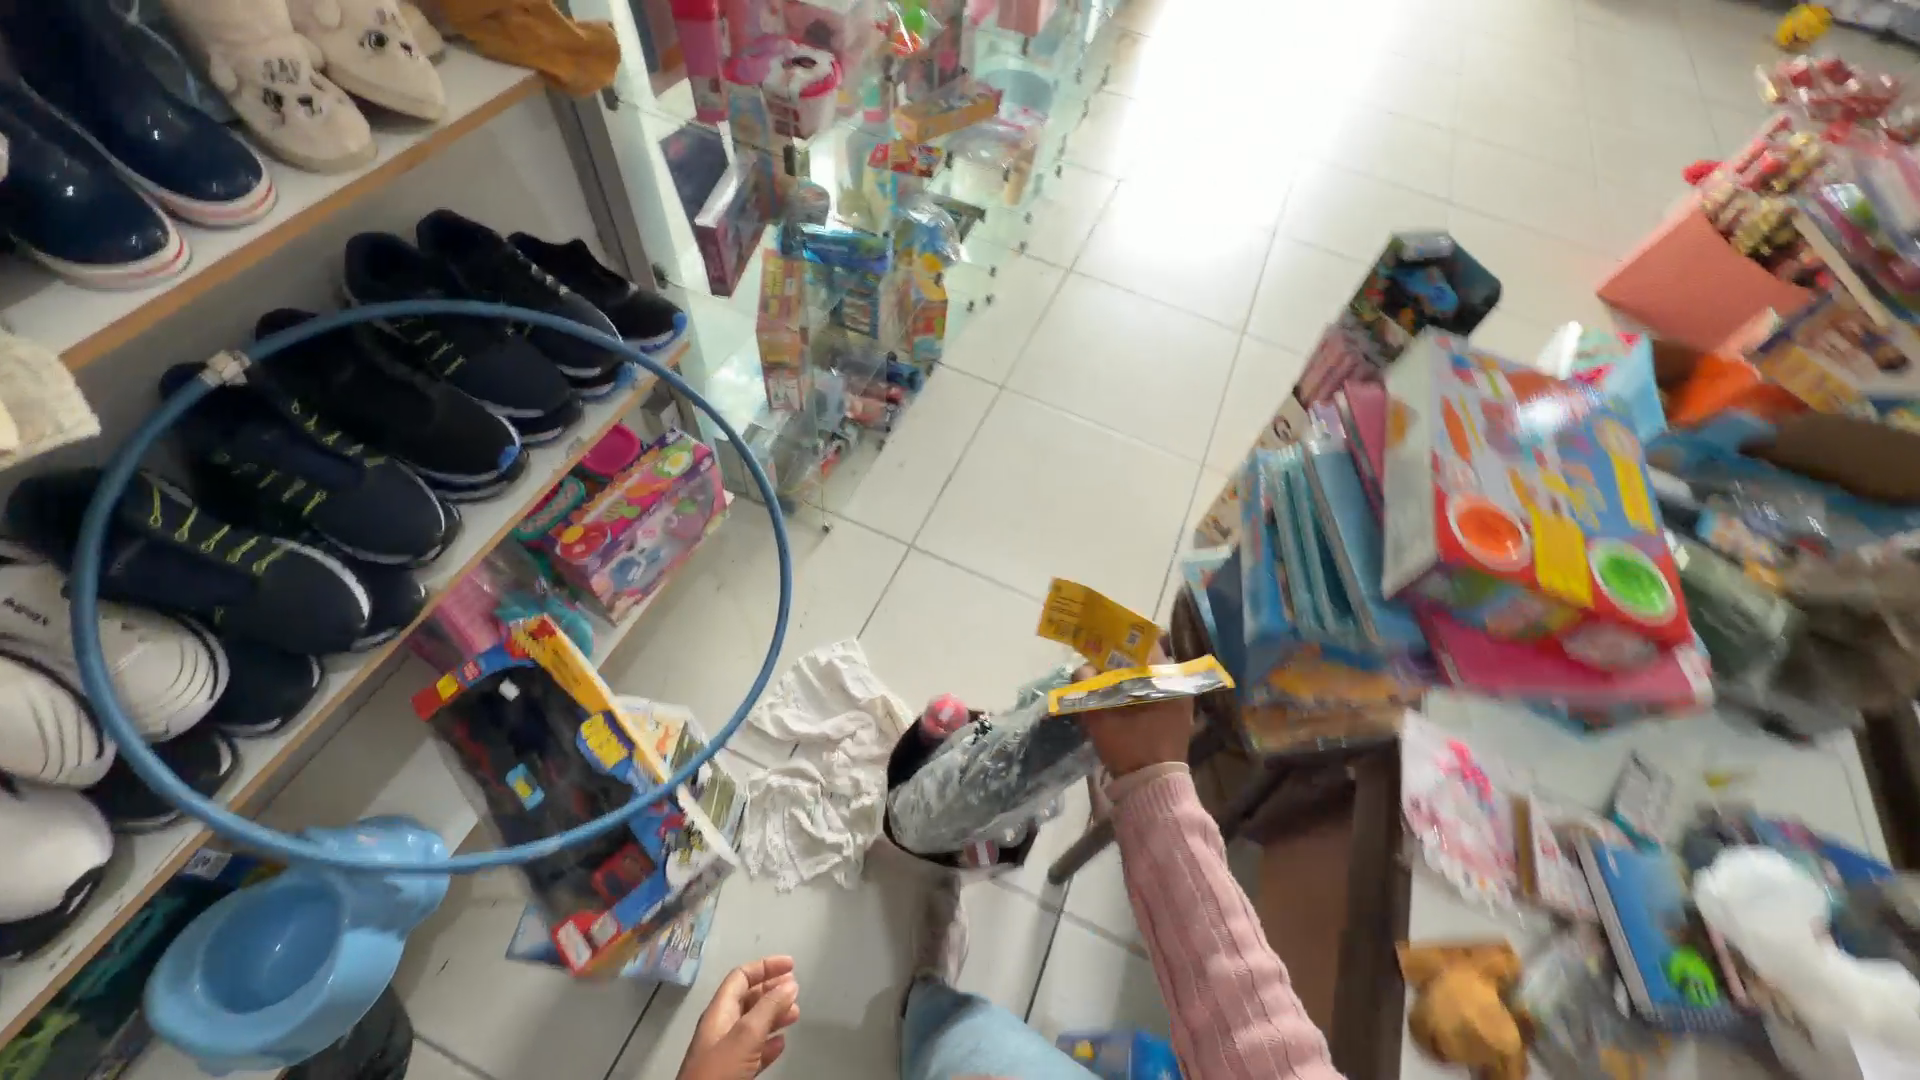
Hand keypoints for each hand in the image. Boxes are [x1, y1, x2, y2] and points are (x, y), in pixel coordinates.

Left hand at [677, 957, 801, 1079]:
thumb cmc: (718, 1072)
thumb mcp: (745, 1035)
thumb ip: (767, 1008)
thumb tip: (790, 983)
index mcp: (719, 1012)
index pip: (741, 976)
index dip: (766, 966)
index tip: (791, 965)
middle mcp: (721, 1028)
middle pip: (748, 998)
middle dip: (773, 991)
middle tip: (796, 990)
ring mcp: (725, 1053)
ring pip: (753, 1025)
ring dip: (775, 1016)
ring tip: (795, 1015)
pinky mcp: (732, 1074)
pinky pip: (753, 1051)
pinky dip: (769, 1044)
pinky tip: (781, 1045)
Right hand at [1073, 645, 1195, 778]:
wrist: (1152, 790)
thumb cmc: (1131, 750)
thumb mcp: (1102, 718)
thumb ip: (1088, 689)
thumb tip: (1081, 670)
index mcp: (1168, 683)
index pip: (1147, 647)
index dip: (1121, 642)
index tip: (1101, 642)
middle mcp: (1178, 689)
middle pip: (1146, 662)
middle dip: (1119, 661)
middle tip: (1095, 664)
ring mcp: (1178, 704)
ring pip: (1147, 679)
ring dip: (1124, 678)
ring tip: (1100, 681)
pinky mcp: (1173, 718)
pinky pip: (1150, 694)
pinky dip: (1132, 693)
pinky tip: (1113, 699)